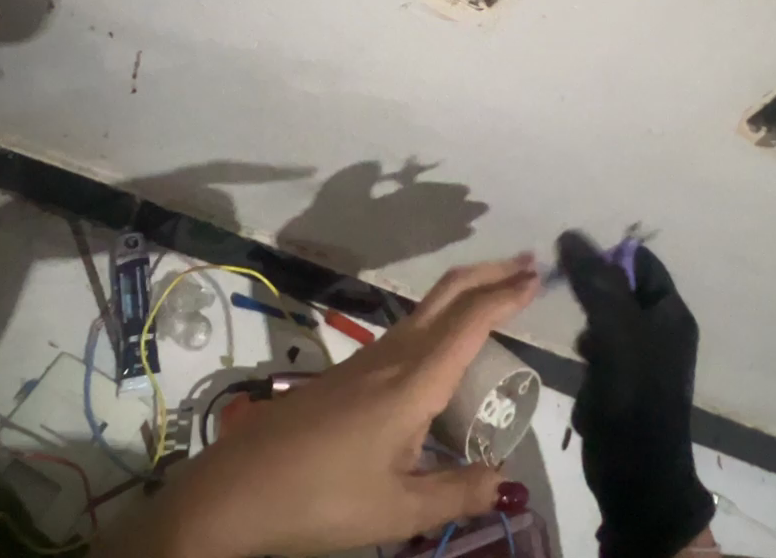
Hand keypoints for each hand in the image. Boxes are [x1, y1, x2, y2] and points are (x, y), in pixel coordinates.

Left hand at [104, 256, 540, 557]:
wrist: (236, 490)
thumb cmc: (321, 499)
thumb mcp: (397, 510)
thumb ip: (457, 492)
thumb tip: (505, 479)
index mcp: (413, 380)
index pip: (470, 321)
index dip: (507, 295)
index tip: (539, 276)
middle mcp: (394, 355)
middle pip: (447, 294)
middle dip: (489, 272)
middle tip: (528, 265)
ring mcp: (368, 359)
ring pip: (427, 307)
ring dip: (466, 291)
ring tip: (498, 294)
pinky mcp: (350, 371)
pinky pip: (410, 328)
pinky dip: (443, 315)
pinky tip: (446, 345)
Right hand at [557, 232, 712, 557]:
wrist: (636, 476)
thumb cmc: (633, 394)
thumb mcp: (615, 328)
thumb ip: (594, 281)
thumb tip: (569, 234)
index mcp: (671, 313)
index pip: (639, 262)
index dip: (607, 255)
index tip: (572, 259)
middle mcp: (661, 330)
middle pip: (619, 289)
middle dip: (593, 294)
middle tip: (571, 301)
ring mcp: (642, 358)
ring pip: (604, 321)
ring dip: (588, 330)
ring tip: (584, 348)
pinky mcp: (622, 383)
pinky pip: (599, 353)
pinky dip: (588, 358)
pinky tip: (583, 372)